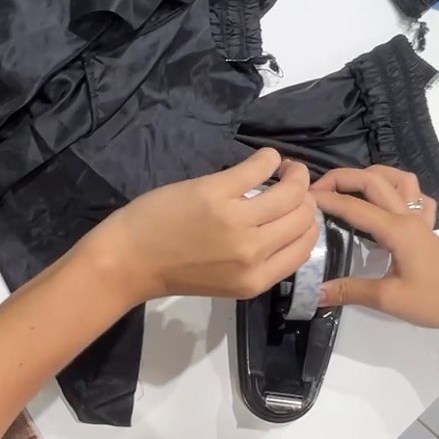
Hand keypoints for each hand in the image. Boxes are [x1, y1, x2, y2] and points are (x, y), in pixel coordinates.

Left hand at [78, 148, 320, 304]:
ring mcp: (236, 221)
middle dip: (304, 196)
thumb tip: (289, 226)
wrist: (130, 261)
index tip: (298, 209)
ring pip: (290, 190)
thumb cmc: (175, 270)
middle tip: (292, 185)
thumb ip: (260, 261)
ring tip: (285, 167)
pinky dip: (268, 158)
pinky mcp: (216, 193)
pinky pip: (259, 167)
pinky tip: (264, 158)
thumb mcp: (228, 281)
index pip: (306, 245)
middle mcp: (252, 253)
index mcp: (257, 279)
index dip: (307, 222)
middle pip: (303, 216)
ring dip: (295, 173)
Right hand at [312, 165, 438, 340]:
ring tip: (349, 188)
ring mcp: (420, 221)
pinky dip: (398, 191)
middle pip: (374, 181)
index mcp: (396, 230)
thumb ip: (350, 292)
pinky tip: (386, 205)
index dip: (325, 200)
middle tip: (316, 190)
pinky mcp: (427, 230)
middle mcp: (408, 217)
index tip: (300, 200)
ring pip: (398, 180)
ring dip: (371, 176)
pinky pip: (415, 198)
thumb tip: (316, 293)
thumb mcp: (388, 299)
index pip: (354, 207)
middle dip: (342, 178)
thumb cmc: (434, 301)